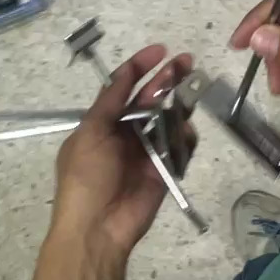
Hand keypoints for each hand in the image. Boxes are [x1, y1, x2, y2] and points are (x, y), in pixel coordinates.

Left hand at [47, 44, 195, 259]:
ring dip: (180, 101)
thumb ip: (110, 100)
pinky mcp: (164, 168)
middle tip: (187, 62)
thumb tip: (126, 71)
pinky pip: (180, 146)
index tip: (160, 50)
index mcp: (104, 121)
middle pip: (151, 97)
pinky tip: (186, 129)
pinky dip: (186, 135)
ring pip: (169, 117)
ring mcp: (147, 149)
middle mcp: (126, 131)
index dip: (140, 65)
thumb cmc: (86, 177)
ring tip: (192, 89)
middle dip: (168, 78)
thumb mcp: (90, 133)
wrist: (97, 229)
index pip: (124, 85)